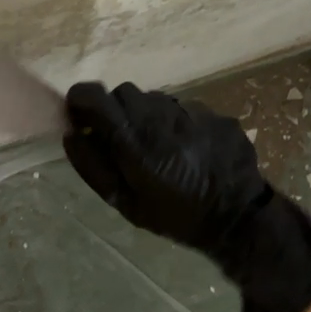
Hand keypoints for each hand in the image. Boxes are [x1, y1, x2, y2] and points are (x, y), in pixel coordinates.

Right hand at [63, 82, 310, 311]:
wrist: (238, 219)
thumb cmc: (175, 216)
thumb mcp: (125, 203)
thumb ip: (93, 167)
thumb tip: (71, 134)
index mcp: (132, 138)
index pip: (92, 94)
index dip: (81, 101)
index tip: (82, 118)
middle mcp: (158, 114)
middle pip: (122, 92)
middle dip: (115, 111)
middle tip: (123, 140)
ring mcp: (189, 109)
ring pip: (154, 98)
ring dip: (147, 115)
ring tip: (160, 146)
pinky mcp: (213, 112)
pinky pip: (183, 107)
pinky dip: (177, 122)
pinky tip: (188, 149)